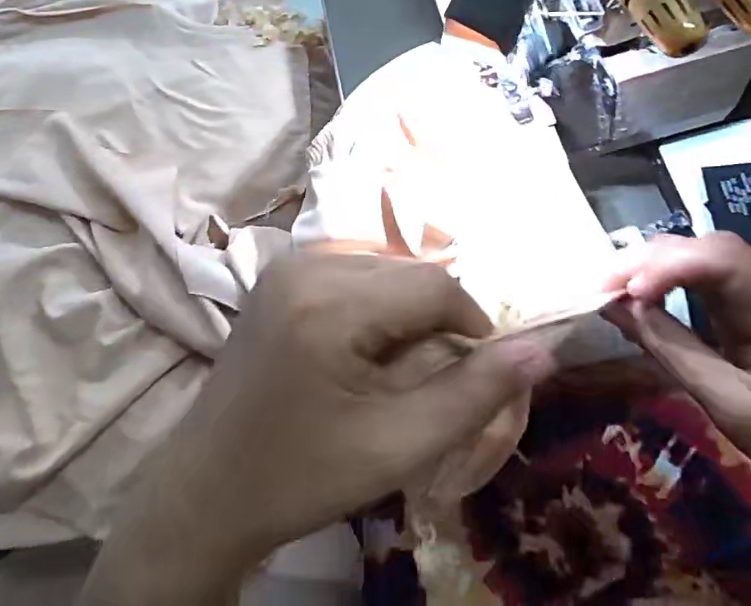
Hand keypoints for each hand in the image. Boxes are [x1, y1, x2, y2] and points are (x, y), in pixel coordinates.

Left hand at [84, 252, 555, 602]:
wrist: (209, 487)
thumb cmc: (302, 474)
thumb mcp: (396, 446)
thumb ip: (472, 395)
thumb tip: (541, 352)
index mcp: (329, 301)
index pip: (434, 285)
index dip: (473, 325)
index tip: (481, 374)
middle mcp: (306, 263)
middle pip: (408, 273)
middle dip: (438, 320)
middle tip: (437, 379)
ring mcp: (287, 264)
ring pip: (383, 269)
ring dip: (408, 311)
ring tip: (400, 370)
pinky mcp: (279, 275)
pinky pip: (352, 272)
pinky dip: (376, 304)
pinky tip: (365, 350)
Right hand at [603, 233, 750, 490]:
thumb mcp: (729, 404)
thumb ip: (670, 348)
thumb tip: (616, 307)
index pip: (720, 258)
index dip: (667, 265)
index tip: (627, 293)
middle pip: (704, 248)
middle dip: (649, 260)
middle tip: (603, 287)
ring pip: (700, 257)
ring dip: (653, 267)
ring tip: (614, 289)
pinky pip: (706, 277)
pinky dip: (669, 281)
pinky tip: (644, 296)